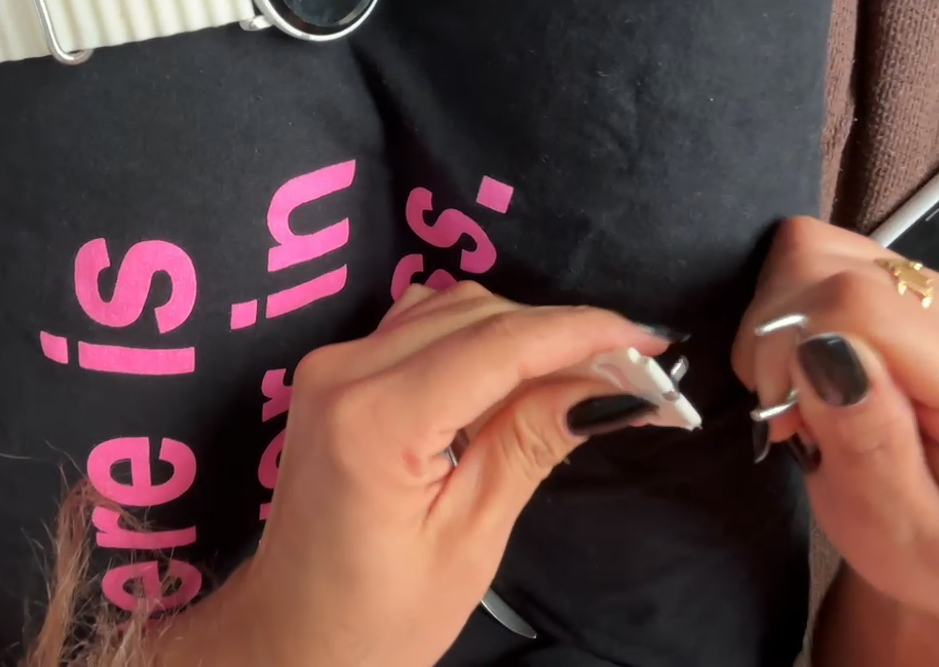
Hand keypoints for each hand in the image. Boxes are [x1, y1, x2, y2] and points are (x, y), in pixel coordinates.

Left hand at [164, 282, 666, 666]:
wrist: (292, 632)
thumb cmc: (380, 615)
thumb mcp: (469, 540)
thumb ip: (529, 443)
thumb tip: (607, 387)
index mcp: (374, 420)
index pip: (495, 345)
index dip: (579, 332)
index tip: (647, 340)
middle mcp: (345, 368)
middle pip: (474, 315)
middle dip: (558, 333)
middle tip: (628, 369)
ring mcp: (333, 360)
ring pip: (448, 307)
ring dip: (518, 329)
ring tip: (577, 372)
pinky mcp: (335, 366)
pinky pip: (417, 321)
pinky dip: (472, 331)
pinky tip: (506, 369)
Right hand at [731, 218, 938, 653]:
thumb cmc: (931, 554)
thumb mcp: (895, 531)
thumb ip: (868, 442)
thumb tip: (822, 347)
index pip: (866, 308)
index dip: (795, 347)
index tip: (785, 416)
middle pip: (834, 274)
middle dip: (779, 339)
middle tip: (788, 412)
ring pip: (816, 252)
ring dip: (778, 317)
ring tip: (799, 385)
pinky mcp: (915, 278)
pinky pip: (819, 250)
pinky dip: (788, 298)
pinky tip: (808, 351)